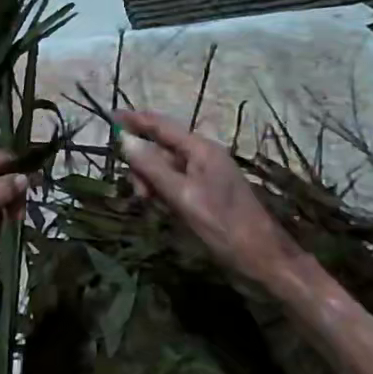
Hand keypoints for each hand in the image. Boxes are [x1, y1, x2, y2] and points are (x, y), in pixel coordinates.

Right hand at [116, 110, 302, 275]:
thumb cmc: (224, 225)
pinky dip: (164, 191)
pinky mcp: (206, 191)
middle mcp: (203, 155)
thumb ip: (152, 168)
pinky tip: (164, 209)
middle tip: (140, 194)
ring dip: (152, 181)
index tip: (109, 116)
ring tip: (152, 204)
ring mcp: (205, 173)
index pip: (161, 125)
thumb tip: (125, 141)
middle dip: (143, 164)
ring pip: (165, 167)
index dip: (135, 119)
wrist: (263, 257)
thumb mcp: (182, 196)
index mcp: (201, 149)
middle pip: (160, 147)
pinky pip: (175, 182)